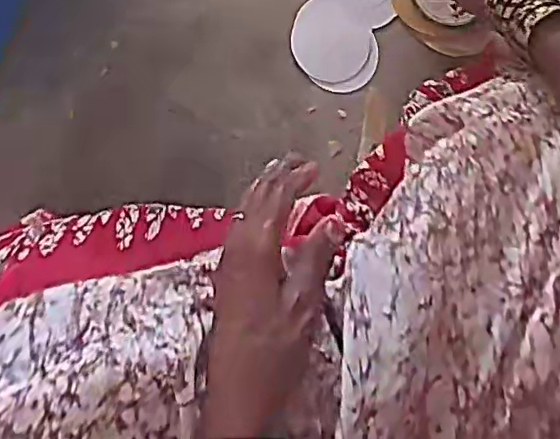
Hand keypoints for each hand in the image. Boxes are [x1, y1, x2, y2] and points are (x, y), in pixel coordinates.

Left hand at [200, 156, 341, 438]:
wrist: (235, 398)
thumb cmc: (272, 353)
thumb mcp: (302, 305)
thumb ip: (315, 257)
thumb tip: (333, 220)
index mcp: (256, 248)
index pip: (276, 198)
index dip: (295, 178)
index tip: (314, 167)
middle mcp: (237, 248)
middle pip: (255, 198)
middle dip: (277, 175)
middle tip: (297, 161)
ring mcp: (227, 262)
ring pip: (245, 210)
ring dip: (264, 189)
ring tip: (281, 176)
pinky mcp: (226, 276)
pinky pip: (240, 224)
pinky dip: (256, 208)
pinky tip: (264, 216)